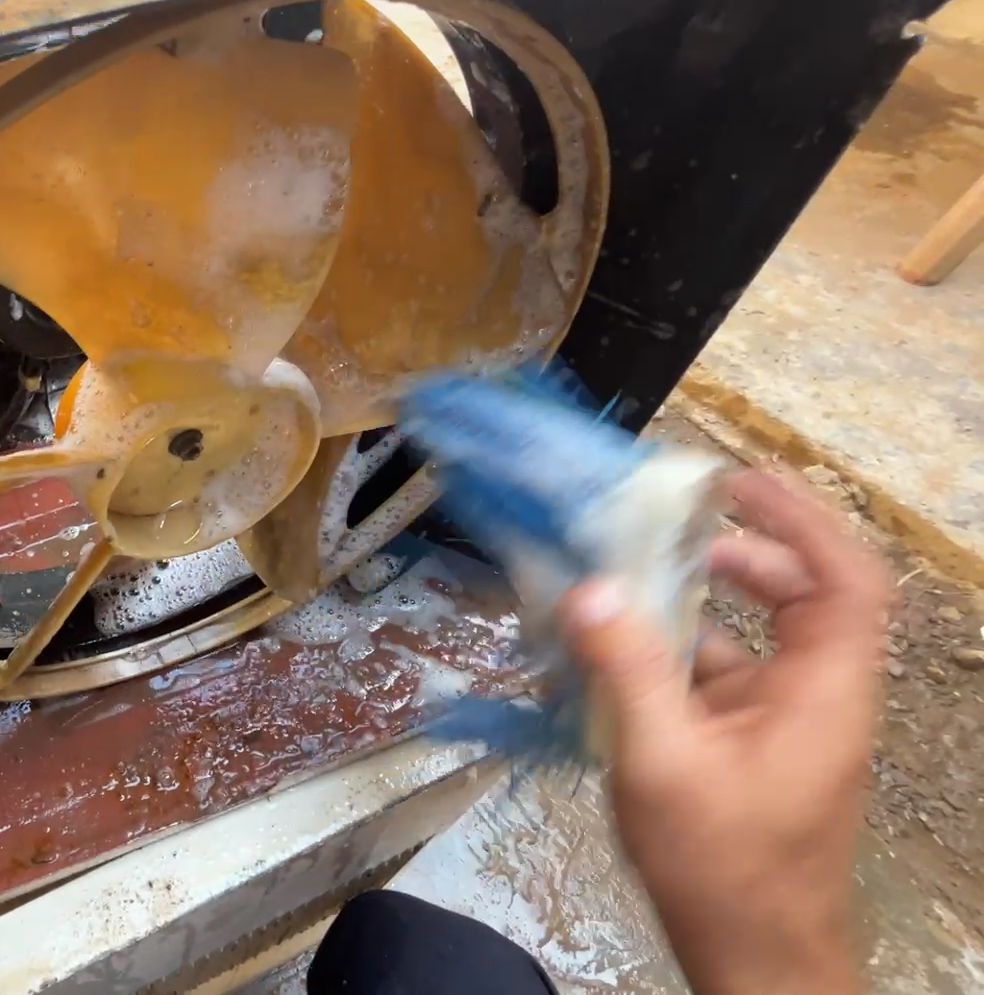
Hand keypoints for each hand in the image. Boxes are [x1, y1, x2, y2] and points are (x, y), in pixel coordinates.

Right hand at [559, 470, 887, 994]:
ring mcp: (771, 716)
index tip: (737, 485)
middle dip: (738, 551)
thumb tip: (588, 589)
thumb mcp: (661, 759)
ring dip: (689, 599)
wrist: (746, 948)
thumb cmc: (720, 860)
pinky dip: (660, 644)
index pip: (844, 585)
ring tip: (621, 577)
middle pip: (798, 598)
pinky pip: (705, 669)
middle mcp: (808, 695)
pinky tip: (605, 645)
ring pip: (743, 634)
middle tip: (667, 525)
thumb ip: (627, 670)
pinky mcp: (734, 735)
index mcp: (820, 693)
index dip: (801, 524)